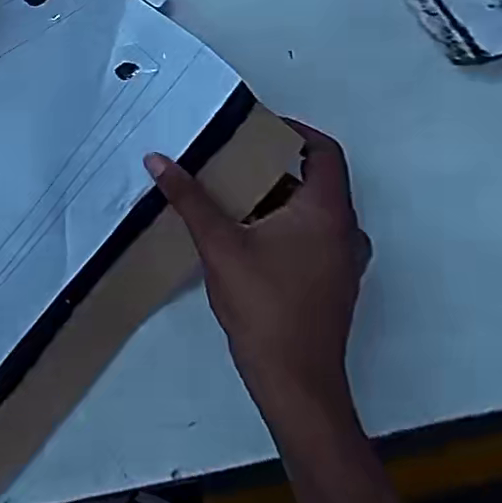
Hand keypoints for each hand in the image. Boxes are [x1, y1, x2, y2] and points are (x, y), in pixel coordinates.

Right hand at [144, 119, 370, 406]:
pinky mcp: (329, 281)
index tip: (255, 124)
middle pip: (314, 180)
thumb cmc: (263, 302)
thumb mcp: (218, 242)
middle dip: (268, 164)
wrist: (294, 377)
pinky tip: (237, 229)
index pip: (325, 153)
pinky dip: (277, 220)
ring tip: (224, 189)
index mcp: (326, 214)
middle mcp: (344, 232)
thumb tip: (157, 158)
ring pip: (308, 210)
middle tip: (225, 155)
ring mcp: (341, 260)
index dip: (295, 131)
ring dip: (270, 194)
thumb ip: (188, 197)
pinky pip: (307, 233)